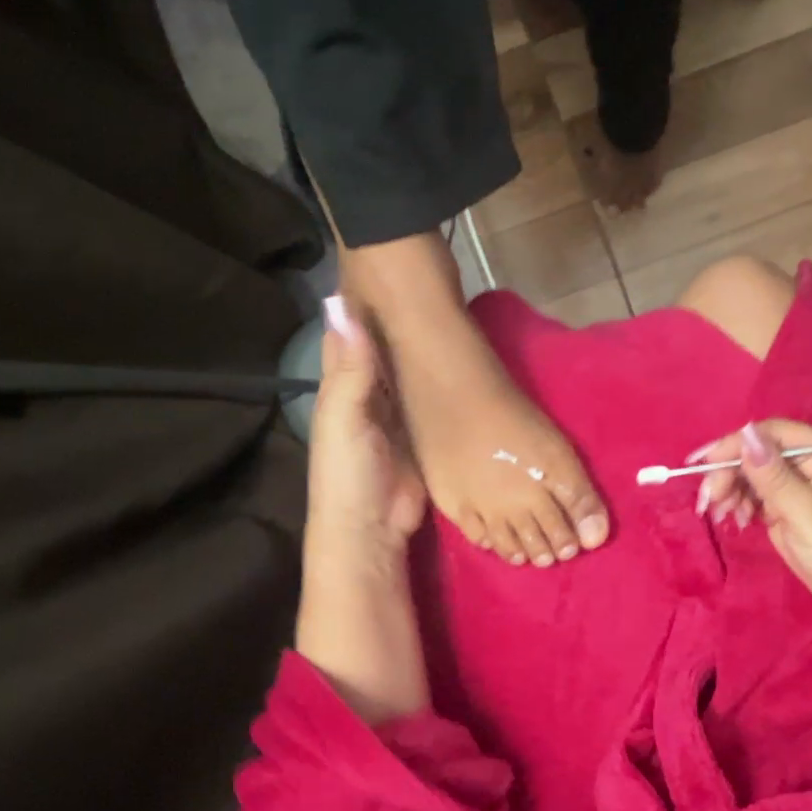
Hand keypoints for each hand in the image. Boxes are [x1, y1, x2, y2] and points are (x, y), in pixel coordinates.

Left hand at [294, 307, 431, 724]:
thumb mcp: (345, 419)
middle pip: (390, 357)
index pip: (355, 338)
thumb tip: (341, 302)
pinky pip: (438, 414)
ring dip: (432, 363)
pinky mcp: (429, 447)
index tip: (394, 273)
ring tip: (461, 327)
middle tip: (439, 294)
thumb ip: (349, 368)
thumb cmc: (349, 478)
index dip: (371, 306)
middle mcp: (372, 401)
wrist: (370, 538)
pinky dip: (448, 398)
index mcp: (346, 390)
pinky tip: (471, 379)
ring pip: (416, 384)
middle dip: (409, 330)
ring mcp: (402, 424)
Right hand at [691, 421, 811, 607]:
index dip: (737, 443)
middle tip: (708, 498)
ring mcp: (796, 483)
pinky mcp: (784, 505)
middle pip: (758, 451)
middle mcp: (810, 461)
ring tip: (718, 514)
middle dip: (729, 471)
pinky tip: (734, 520)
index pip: (774, 433)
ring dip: (729, 488)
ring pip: (751, 472)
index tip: (706, 462)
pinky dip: (737, 503)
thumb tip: (746, 434)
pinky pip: (753, 493)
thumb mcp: (807, 515)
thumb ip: (774, 477)